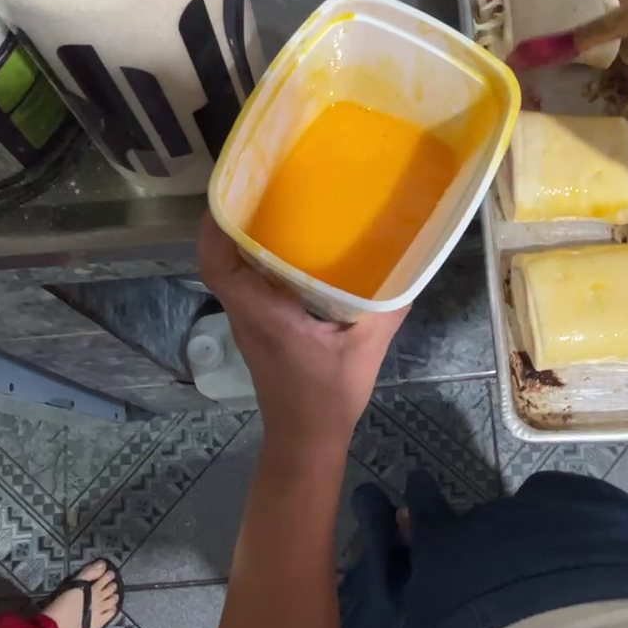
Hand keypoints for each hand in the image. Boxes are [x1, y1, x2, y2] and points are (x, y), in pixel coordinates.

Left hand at [197, 213, 407, 450]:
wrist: (305, 439)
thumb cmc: (328, 397)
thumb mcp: (366, 349)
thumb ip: (388, 307)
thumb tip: (411, 266)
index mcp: (264, 315)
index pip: (219, 266)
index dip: (216, 227)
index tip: (233, 192)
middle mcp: (246, 314)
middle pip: (221, 260)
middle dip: (232, 222)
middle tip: (261, 187)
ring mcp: (248, 323)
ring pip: (232, 273)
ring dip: (243, 242)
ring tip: (274, 208)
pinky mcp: (257, 330)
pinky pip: (247, 286)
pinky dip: (256, 263)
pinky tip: (290, 250)